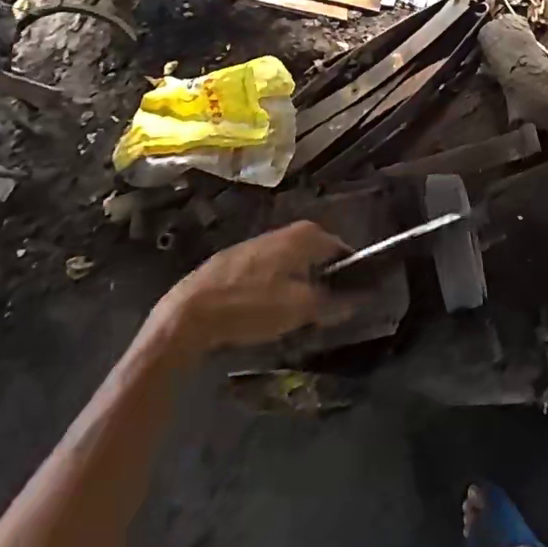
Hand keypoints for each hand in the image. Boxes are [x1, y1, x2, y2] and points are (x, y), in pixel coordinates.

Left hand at [147, 221, 356, 353]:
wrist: (186, 315)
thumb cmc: (251, 306)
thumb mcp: (300, 309)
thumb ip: (335, 303)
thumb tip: (361, 298)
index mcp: (305, 235)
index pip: (343, 250)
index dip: (352, 274)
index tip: (354, 298)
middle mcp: (284, 231)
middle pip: (317, 256)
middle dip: (324, 280)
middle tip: (325, 311)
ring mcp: (257, 243)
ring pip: (292, 264)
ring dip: (299, 285)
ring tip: (296, 315)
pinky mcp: (235, 260)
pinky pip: (269, 272)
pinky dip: (276, 287)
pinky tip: (266, 310)